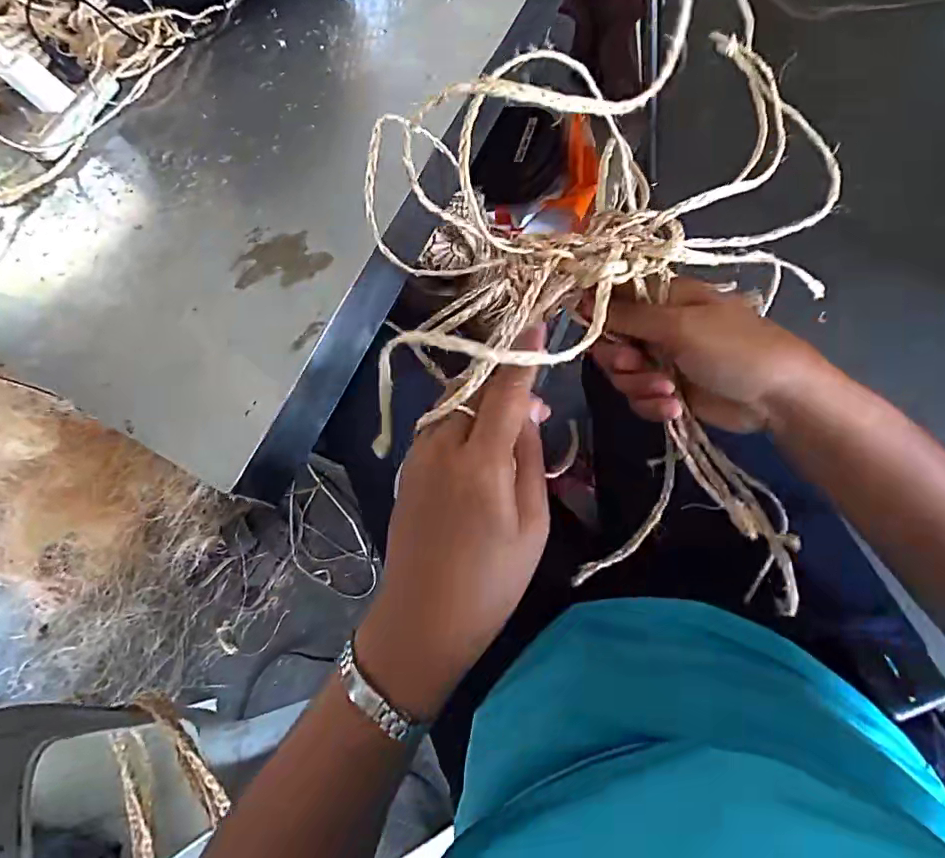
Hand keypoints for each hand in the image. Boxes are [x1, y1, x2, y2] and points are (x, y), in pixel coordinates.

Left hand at [353, 326, 551, 720]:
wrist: (420, 621)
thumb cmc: (491, 582)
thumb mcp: (531, 523)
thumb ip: (528, 459)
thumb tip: (526, 414)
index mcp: (479, 462)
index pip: (504, 390)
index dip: (522, 355)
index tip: (538, 323)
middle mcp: (441, 446)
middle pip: (474, 389)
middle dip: (505, 384)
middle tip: (537, 416)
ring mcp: (417, 456)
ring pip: (454, 403)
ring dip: (483, 401)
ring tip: (513, 432)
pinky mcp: (406, 468)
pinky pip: (439, 425)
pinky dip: (464, 420)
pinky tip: (482, 449)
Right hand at [587, 277, 829, 432]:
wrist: (778, 397)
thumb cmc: (734, 347)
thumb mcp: (679, 325)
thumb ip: (628, 315)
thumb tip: (581, 298)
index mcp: (661, 297)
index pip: (611, 296)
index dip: (595, 312)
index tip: (592, 330)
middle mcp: (656, 325)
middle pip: (609, 339)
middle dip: (618, 358)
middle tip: (637, 364)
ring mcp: (661, 359)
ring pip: (620, 373)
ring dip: (638, 385)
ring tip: (668, 392)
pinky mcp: (667, 390)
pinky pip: (638, 397)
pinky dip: (652, 405)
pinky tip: (674, 409)